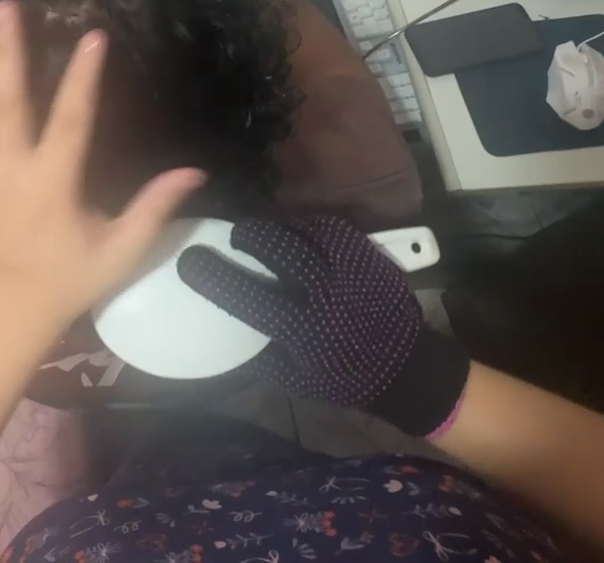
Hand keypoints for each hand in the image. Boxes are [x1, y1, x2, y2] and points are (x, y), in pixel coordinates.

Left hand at [0, 0, 205, 339]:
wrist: (10, 314)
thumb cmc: (68, 281)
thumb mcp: (120, 251)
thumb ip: (154, 209)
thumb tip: (195, 172)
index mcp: (51, 182)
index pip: (72, 120)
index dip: (84, 77)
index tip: (94, 36)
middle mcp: (6, 171)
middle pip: (5, 103)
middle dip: (5, 53)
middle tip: (4, 8)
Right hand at [177, 214, 468, 436]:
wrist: (412, 371)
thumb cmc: (345, 377)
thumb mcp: (295, 377)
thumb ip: (259, 348)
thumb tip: (220, 321)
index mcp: (302, 332)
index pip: (246, 296)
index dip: (213, 275)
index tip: (191, 260)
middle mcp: (325, 296)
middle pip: (277, 248)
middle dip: (249, 236)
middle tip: (237, 237)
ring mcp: (351, 271)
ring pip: (302, 231)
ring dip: (278, 228)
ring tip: (268, 234)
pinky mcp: (369, 257)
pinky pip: (329, 228)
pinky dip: (307, 226)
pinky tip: (299, 233)